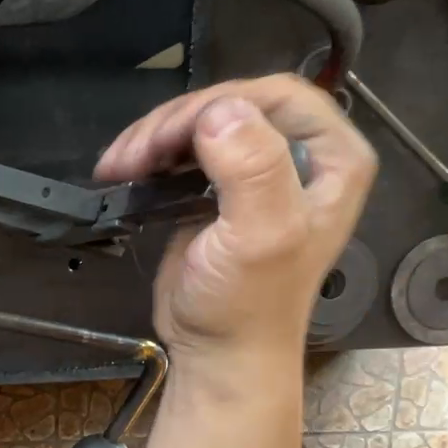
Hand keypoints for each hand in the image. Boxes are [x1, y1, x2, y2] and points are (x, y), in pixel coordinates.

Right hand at [95, 75, 376, 362]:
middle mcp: (298, 158)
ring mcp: (252, 176)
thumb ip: (252, 168)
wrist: (216, 350)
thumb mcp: (260, 234)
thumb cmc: (246, 300)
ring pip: (203, 128)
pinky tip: (124, 174)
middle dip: (175, 125)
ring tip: (116, 168)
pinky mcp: (210, 196)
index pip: (278, 98)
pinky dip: (150, 160)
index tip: (164, 139)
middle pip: (234, 107)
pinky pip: (182, 157)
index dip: (219, 105)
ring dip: (154, 141)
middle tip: (129, 158)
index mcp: (330, 159)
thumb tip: (217, 112)